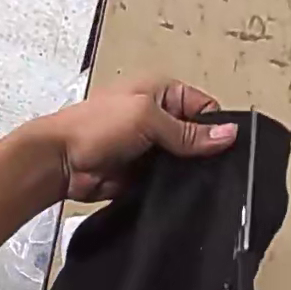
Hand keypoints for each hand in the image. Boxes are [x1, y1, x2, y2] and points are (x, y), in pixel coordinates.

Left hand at [21, 76, 235, 201]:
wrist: (61, 162)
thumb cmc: (95, 127)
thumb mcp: (146, 118)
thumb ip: (188, 130)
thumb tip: (229, 134)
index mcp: (162, 93)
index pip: (205, 108)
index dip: (217, 127)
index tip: (226, 148)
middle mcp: (160, 119)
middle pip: (198, 137)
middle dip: (207, 152)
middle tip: (219, 171)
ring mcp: (153, 149)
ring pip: (186, 162)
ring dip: (191, 172)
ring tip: (204, 185)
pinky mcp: (145, 175)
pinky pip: (170, 182)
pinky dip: (177, 188)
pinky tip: (187, 196)